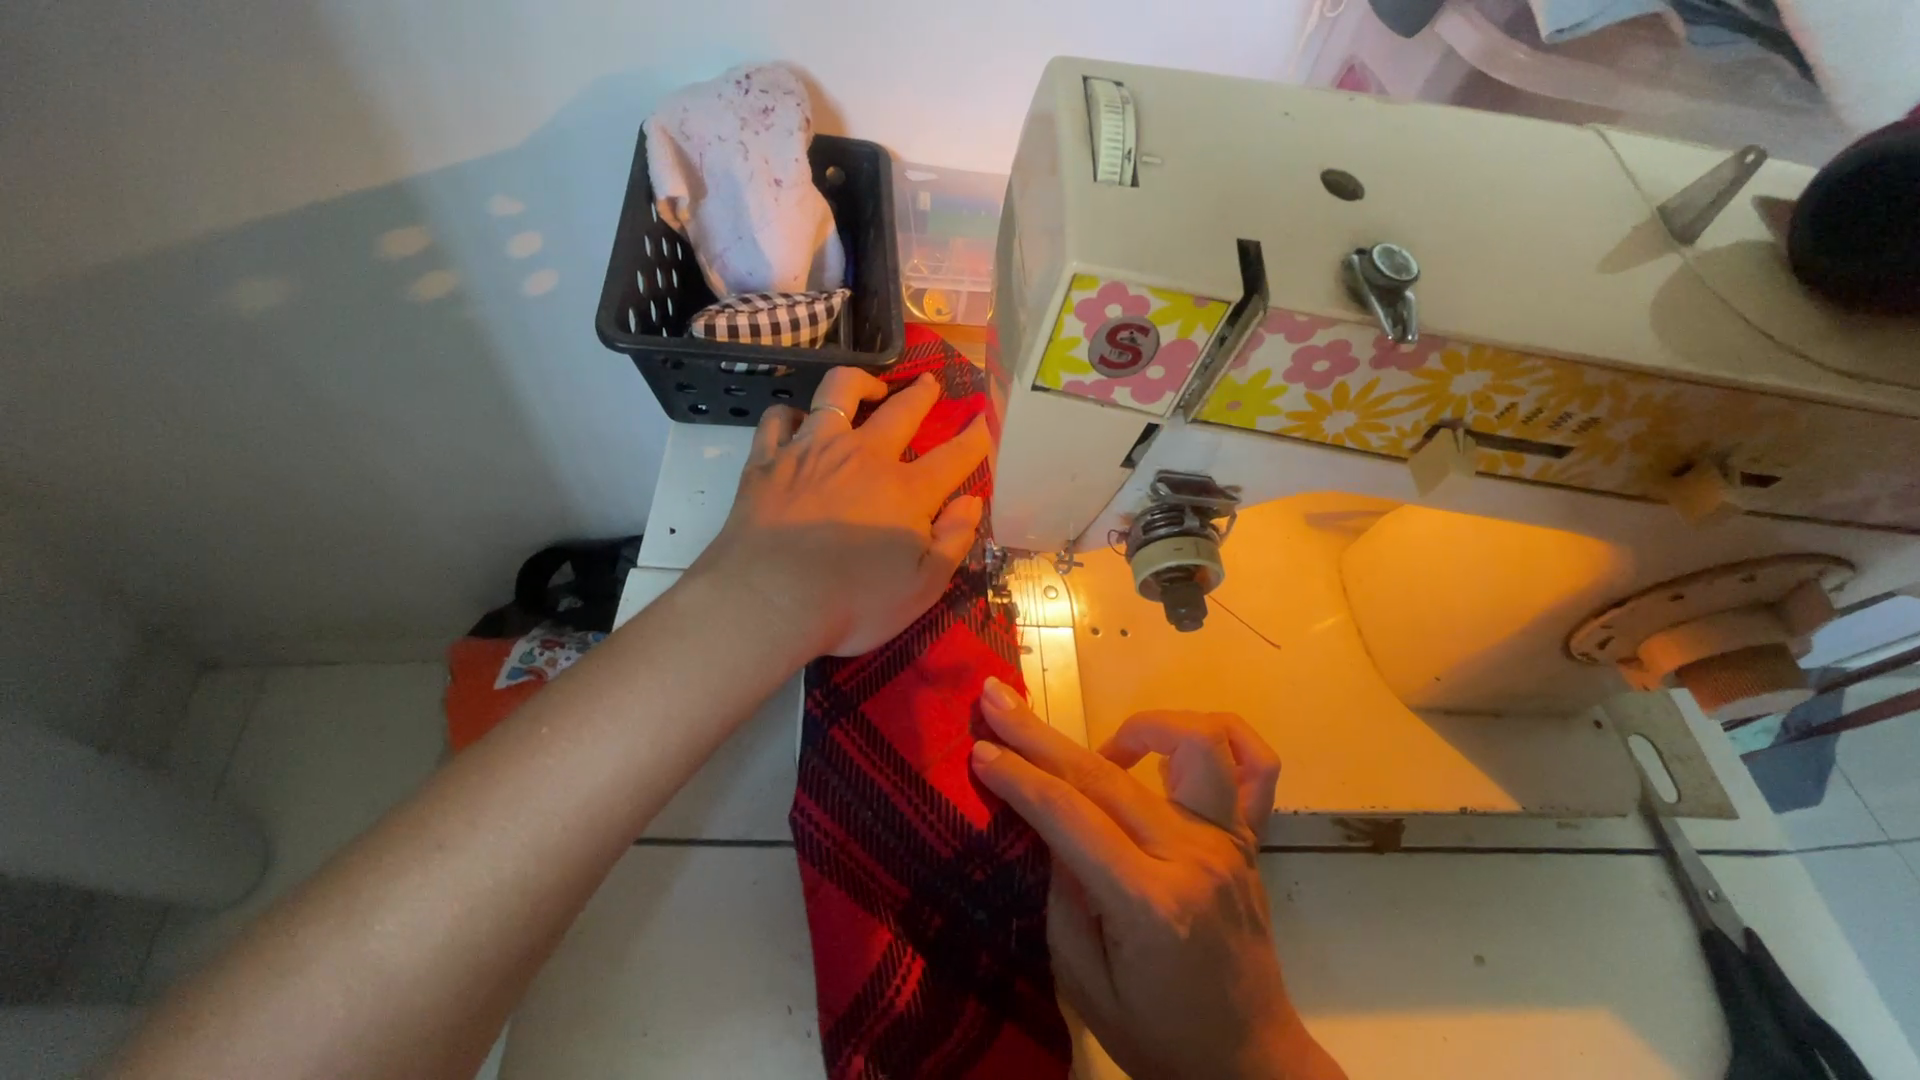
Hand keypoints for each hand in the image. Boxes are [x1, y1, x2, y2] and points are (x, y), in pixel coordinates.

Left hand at [693, 367, 990, 657]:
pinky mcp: (768, 460)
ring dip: (859, 383)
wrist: (768, 601)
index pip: (953, 456)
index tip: (985, 420)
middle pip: (901, 412)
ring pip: (838, 394)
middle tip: (930, 383)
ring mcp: (812, 451)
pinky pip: (780, 419)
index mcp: (906, 490)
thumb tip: (971, 501)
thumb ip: (953, 540)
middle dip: (922, 395)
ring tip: (869, 387)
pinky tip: (797, 422)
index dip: (974, 437)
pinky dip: (792, 414)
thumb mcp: (923, 587)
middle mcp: (862, 457)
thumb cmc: (853, 603)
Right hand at [970, 680, 1345, 1079]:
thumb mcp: (1086, 986)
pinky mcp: (1249, 838)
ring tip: (1101, 747)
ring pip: (1194, 745)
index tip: (980, 749)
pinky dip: (1220, 734)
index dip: (1020, 779)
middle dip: (1040, 736)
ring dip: (1140, 726)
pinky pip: (1256, 765)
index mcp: (1150, 904)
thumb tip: (1045, 822)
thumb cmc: (1159, 1036)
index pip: (1071, 818)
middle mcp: (1195, 858)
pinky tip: (1173, 747)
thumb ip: (1061, 897)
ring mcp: (1231, 841)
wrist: (1250, 1062)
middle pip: (1108, 775)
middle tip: (997, 700)